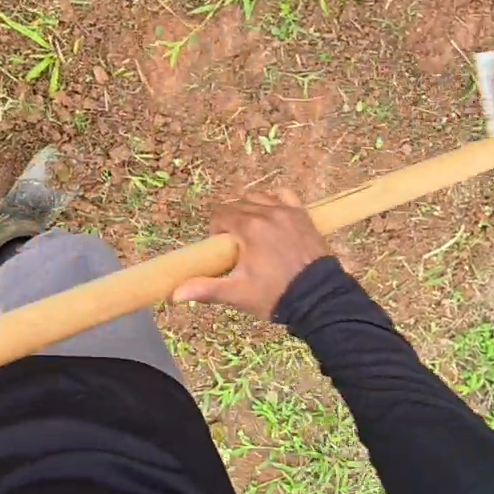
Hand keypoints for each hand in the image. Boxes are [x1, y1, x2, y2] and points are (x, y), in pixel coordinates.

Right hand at [172, 189, 329, 319]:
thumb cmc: (275, 295)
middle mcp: (267, 212)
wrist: (319, 298)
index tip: (221, 248)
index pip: (221, 214)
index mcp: (248, 228)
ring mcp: (287, 211)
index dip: (216, 229)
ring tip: (252, 231)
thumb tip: (175, 294)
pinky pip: (284, 195)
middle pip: (238, 205)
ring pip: (259, 197)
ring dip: (250, 209)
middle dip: (232, 221)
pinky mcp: (302, 215)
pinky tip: (272, 213)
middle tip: (236, 245)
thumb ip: (206, 289)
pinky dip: (274, 199)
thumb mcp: (237, 293)